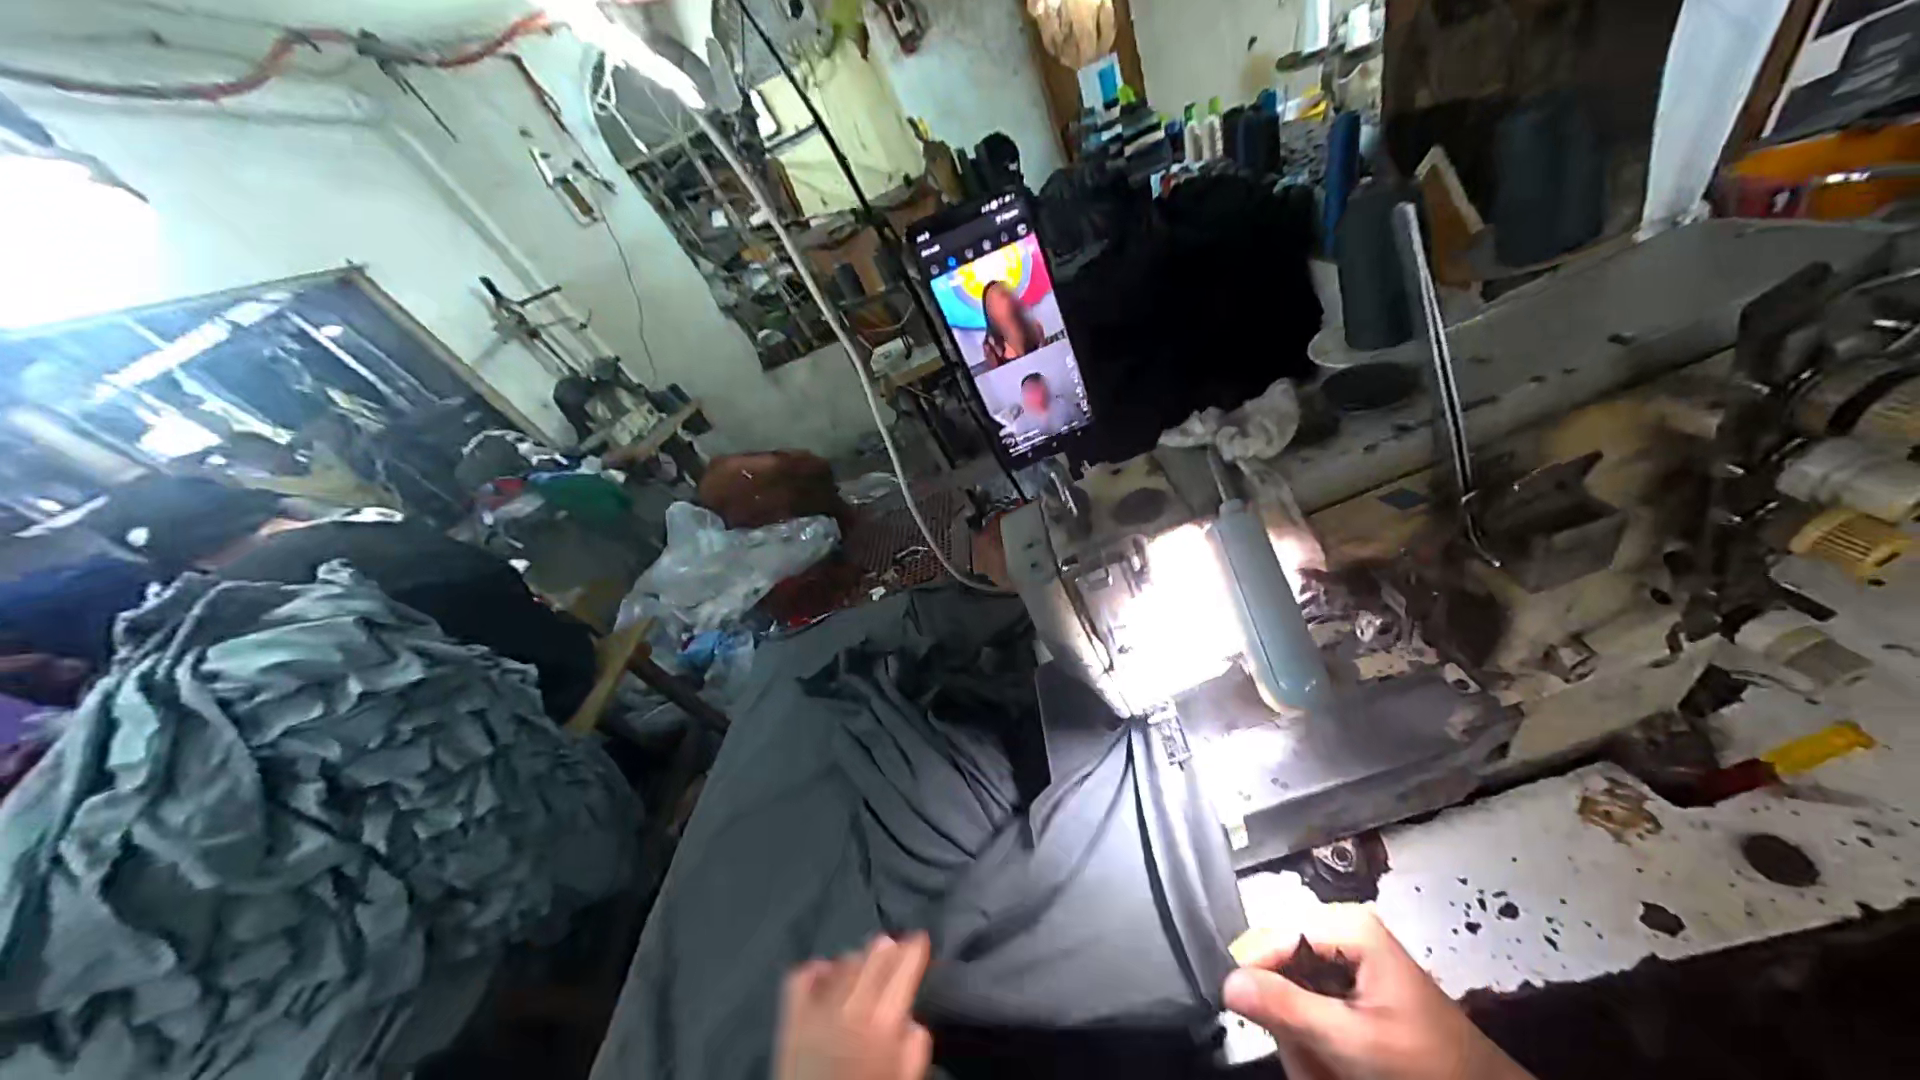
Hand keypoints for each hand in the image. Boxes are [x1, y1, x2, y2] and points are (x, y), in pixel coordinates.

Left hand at [775, 933, 933, 1079]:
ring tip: (865, 961)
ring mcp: (820, 1009)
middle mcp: (853, 1006)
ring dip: (859, 957)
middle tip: (896, 945)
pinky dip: (816, 969)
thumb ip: (915, 1047)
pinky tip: (824, 970)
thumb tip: (912, 1021)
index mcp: (885, 1022)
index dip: (915, 948)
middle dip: (889, 947)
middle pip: (874, 957)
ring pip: (844, 962)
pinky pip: (802, 977)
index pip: (904, 968)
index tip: (920, 939)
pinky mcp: (794, 1018)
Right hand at [1223, 905, 1532, 1079]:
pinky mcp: (1351, 977)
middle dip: (1283, 1009)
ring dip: (1296, 1027)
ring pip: (1288, 981)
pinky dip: (1311, 1030)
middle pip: (1278, 958)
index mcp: (1347, 924)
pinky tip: (1331, 1058)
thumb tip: (1227, 982)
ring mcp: (1348, 952)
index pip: (1271, 935)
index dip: (1252, 972)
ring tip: (1323, 1065)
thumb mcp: (1355, 1043)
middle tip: (1304, 1055)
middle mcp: (1343, 927)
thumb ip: (1289, 1009)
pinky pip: (1307, 995)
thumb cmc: (1429, 1068)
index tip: (1238, 1010)